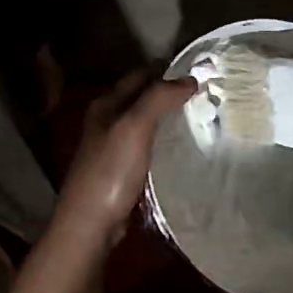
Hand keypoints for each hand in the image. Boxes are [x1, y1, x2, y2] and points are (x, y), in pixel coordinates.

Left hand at [55, 72, 194, 242]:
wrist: (89, 223)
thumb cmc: (110, 170)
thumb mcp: (134, 127)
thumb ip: (159, 98)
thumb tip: (189, 79)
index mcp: (106, 104)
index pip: (139, 74)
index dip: (166, 69)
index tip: (197, 69)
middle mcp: (106, 119)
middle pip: (141, 96)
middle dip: (168, 90)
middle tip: (203, 91)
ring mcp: (111, 145)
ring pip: (144, 119)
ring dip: (166, 114)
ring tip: (198, 114)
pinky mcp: (120, 168)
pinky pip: (146, 142)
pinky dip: (162, 137)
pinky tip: (180, 143)